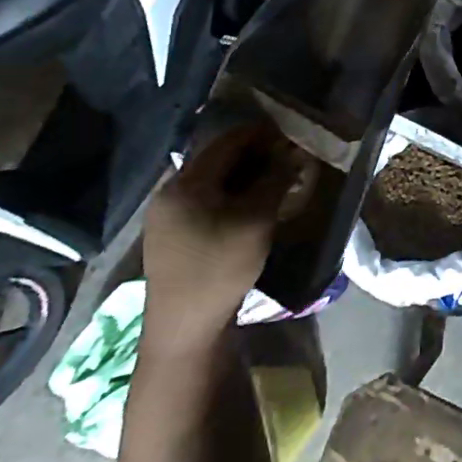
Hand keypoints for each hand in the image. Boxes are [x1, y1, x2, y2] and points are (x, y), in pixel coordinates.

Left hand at [142, 124, 299, 346]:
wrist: (185, 328)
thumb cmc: (221, 267)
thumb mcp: (257, 219)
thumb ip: (276, 179)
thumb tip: (293, 151)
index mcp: (184, 184)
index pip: (228, 141)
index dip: (263, 133)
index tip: (294, 133)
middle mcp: (169, 192)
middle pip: (219, 158)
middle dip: (257, 153)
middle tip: (290, 157)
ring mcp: (167, 214)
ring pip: (214, 180)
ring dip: (247, 174)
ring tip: (278, 178)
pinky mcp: (173, 233)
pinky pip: (207, 198)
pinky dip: (234, 193)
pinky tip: (254, 203)